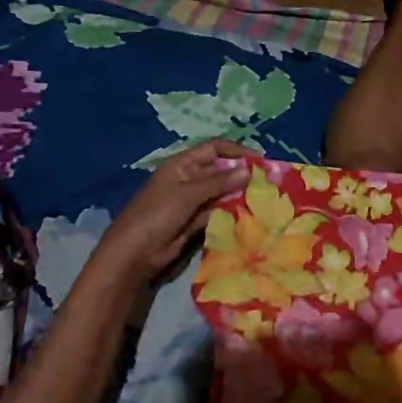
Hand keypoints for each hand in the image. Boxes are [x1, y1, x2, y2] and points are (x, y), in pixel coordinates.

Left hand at [89, 140, 252, 288]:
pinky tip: (248, 214)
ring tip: (262, 198)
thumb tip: (249, 171)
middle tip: (266, 181)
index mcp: (182, 165)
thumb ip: (219, 182)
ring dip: (239, 193)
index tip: (260, 160)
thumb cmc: (157, 215)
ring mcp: (192, 201)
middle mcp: (189, 179)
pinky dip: (231, 211)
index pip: (214, 149)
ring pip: (221, 192)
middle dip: (241, 174)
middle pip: (220, 170)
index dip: (236, 151)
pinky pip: (218, 211)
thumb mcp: (188, 193)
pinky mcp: (196, 221)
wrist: (135, 253)